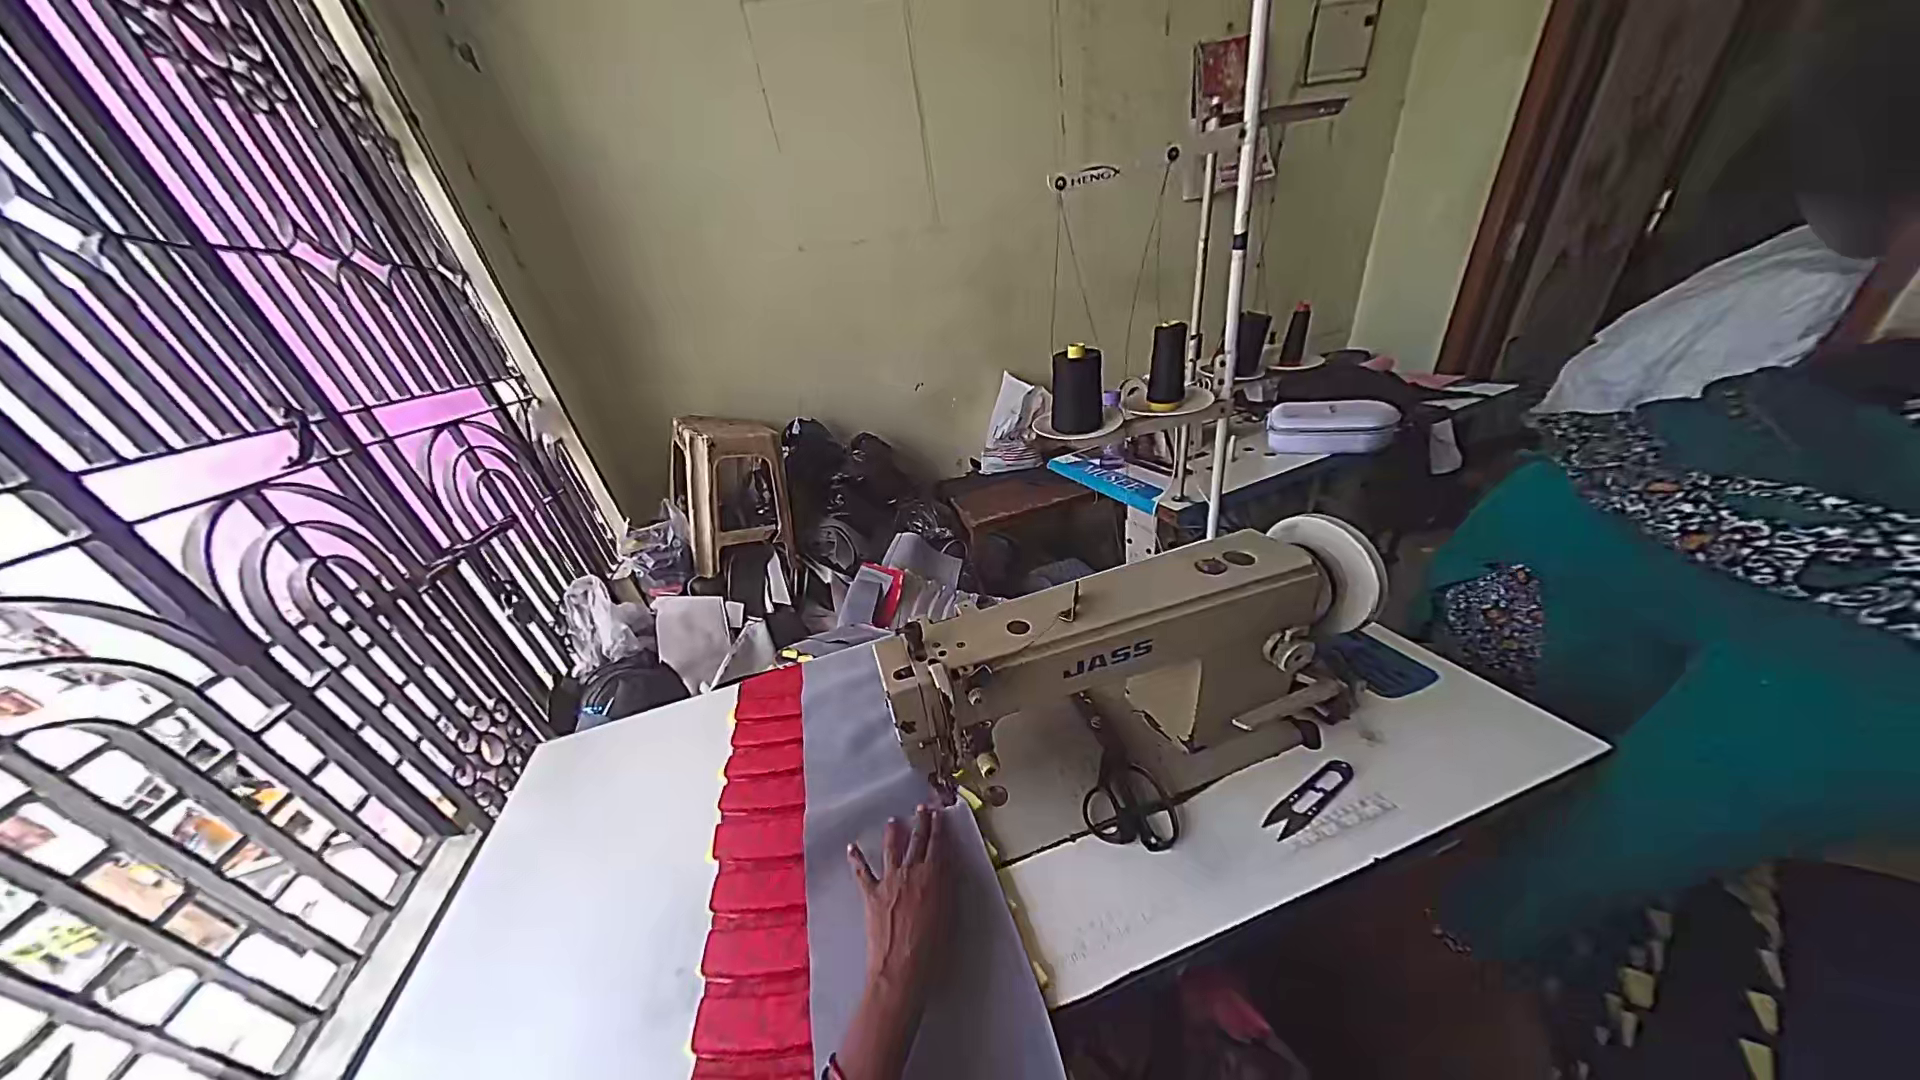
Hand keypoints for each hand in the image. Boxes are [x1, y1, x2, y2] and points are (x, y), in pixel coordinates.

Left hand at [847, 804, 949, 1008]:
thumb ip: (947, 885)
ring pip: (891, 849)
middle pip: (916, 841)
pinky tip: (852, 847)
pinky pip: (862, 872)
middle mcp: (910, 871)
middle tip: (922, 808)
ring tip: (893, 821)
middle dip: (920, 822)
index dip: (938, 827)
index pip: (938, 844)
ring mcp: (889, 881)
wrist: (901, 968)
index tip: (938, 813)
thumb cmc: (933, 947)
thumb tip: (946, 866)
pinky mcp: (871, 894)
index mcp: (933, 875)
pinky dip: (856, 859)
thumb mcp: (950, 912)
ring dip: (892, 833)